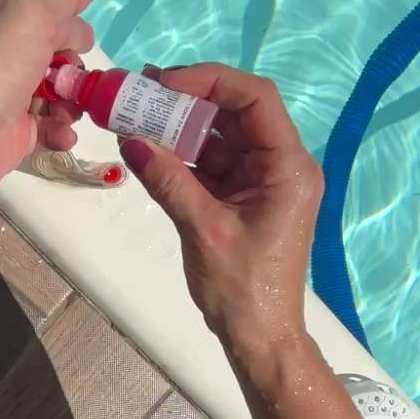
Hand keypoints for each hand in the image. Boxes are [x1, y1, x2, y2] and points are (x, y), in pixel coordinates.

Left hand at [0, 0, 102, 212]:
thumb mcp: (29, 16)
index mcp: (12, 25)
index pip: (55, 20)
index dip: (75, 31)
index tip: (86, 47)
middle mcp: (11, 61)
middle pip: (60, 63)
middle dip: (79, 73)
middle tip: (79, 87)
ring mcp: (11, 102)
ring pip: (58, 100)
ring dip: (74, 107)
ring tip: (71, 114)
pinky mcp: (12, 140)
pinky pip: (47, 133)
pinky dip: (61, 134)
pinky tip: (63, 138)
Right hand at [118, 64, 323, 355]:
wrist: (258, 336)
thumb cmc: (241, 287)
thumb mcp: (202, 229)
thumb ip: (168, 180)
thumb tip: (130, 139)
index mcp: (288, 167)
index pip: (255, 99)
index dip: (210, 82)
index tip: (164, 84)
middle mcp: (281, 166)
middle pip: (236, 115)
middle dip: (189, 101)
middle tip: (142, 92)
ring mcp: (262, 184)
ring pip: (221, 140)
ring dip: (181, 129)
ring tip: (137, 116)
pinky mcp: (244, 201)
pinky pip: (213, 167)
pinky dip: (184, 158)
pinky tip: (151, 150)